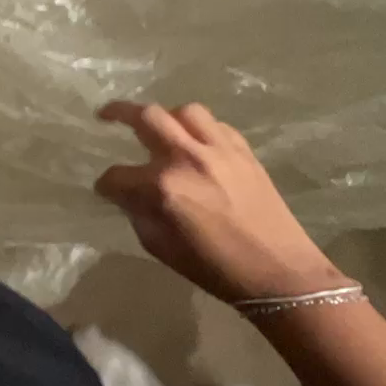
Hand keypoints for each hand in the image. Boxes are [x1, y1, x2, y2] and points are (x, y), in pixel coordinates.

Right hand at [94, 101, 347, 302]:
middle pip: (147, 117)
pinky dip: (199, 128)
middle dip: (119, 113)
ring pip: (185, 111)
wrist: (280, 274)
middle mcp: (188, 159)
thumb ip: (136, 211)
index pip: (116, 175)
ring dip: (165, 116)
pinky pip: (217, 126)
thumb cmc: (212, 266)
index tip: (106, 191)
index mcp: (163, 187)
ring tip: (159, 127)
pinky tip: (194, 142)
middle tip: (106, 116)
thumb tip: (125, 194)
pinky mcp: (246, 154)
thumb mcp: (157, 244)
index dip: (106, 184)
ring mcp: (221, 152)